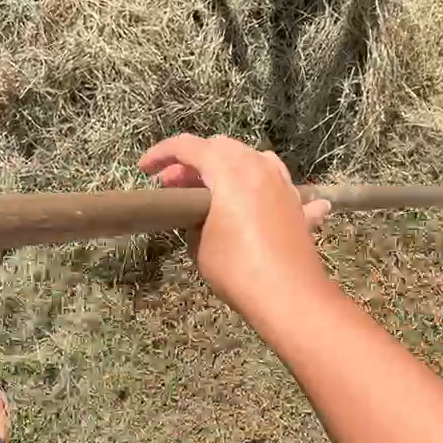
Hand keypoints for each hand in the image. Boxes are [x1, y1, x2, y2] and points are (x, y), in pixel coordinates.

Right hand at [138, 135, 332, 314]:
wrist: (289, 295)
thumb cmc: (237, 268)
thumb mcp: (199, 245)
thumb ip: (194, 220)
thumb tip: (200, 217)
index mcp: (230, 171)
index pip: (188, 147)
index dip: (161, 153)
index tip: (145, 169)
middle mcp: (259, 167)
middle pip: (221, 147)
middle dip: (193, 161)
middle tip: (174, 185)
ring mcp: (282, 183)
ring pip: (252, 158)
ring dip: (228, 167)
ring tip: (212, 190)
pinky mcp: (297, 204)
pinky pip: (278, 183)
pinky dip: (264, 187)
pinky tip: (264, 203)